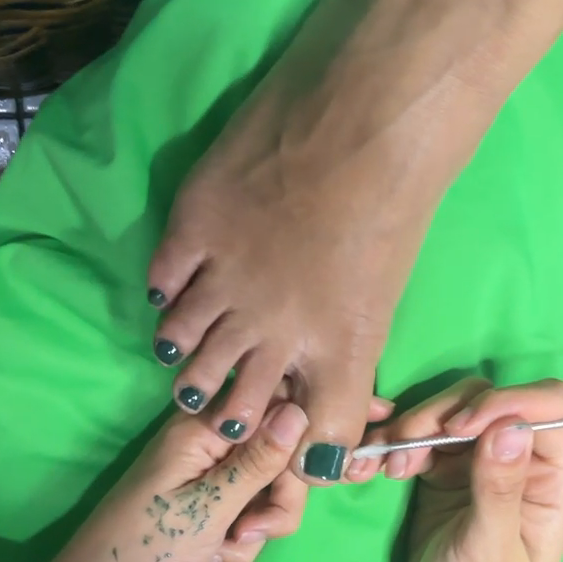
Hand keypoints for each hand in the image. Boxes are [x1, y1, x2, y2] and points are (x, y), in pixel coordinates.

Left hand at [0, 396, 391, 561]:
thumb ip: (258, 461)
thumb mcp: (208, 507)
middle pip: (281, 457)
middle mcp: (210, 444)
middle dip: (278, 502)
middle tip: (252, 533)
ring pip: (269, 492)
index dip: (321, 423)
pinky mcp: (208, 505)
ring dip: (257, 529)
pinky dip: (238, 541)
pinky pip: (247, 515)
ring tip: (224, 550)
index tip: (370, 430)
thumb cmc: (147, 549)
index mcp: (206, 430)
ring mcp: (209, 477)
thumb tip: (301, 408)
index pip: (279, 407)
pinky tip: (213, 558)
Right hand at [141, 0, 562, 483]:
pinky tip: (175, 295)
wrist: (375, 111)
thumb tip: (313, 394)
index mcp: (335, 354)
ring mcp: (226, 280)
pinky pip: (162, 287)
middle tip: (212, 401)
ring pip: (181, 352)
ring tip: (183, 357)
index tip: (270, 435)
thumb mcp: (383, 300)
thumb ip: (343, 359)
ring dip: (185, 360)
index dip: (284, 450)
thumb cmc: (399, 202)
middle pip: (223, 403)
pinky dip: (168, 297)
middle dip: (219, 410)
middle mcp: (272, 332)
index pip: (301, 440)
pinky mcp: (194, 227)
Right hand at [372, 379, 562, 561]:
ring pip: (453, 409)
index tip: (461, 425)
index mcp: (553, 479)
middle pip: (492, 398)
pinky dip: (398, 442)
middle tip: (408, 446)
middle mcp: (521, 458)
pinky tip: (378, 468)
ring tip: (390, 467)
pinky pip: (424, 433)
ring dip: (416, 426)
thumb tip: (509, 427)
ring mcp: (481, 459)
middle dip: (445, 413)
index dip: (510, 401)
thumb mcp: (489, 550)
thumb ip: (499, 489)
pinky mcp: (446, 466)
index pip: (552, 409)